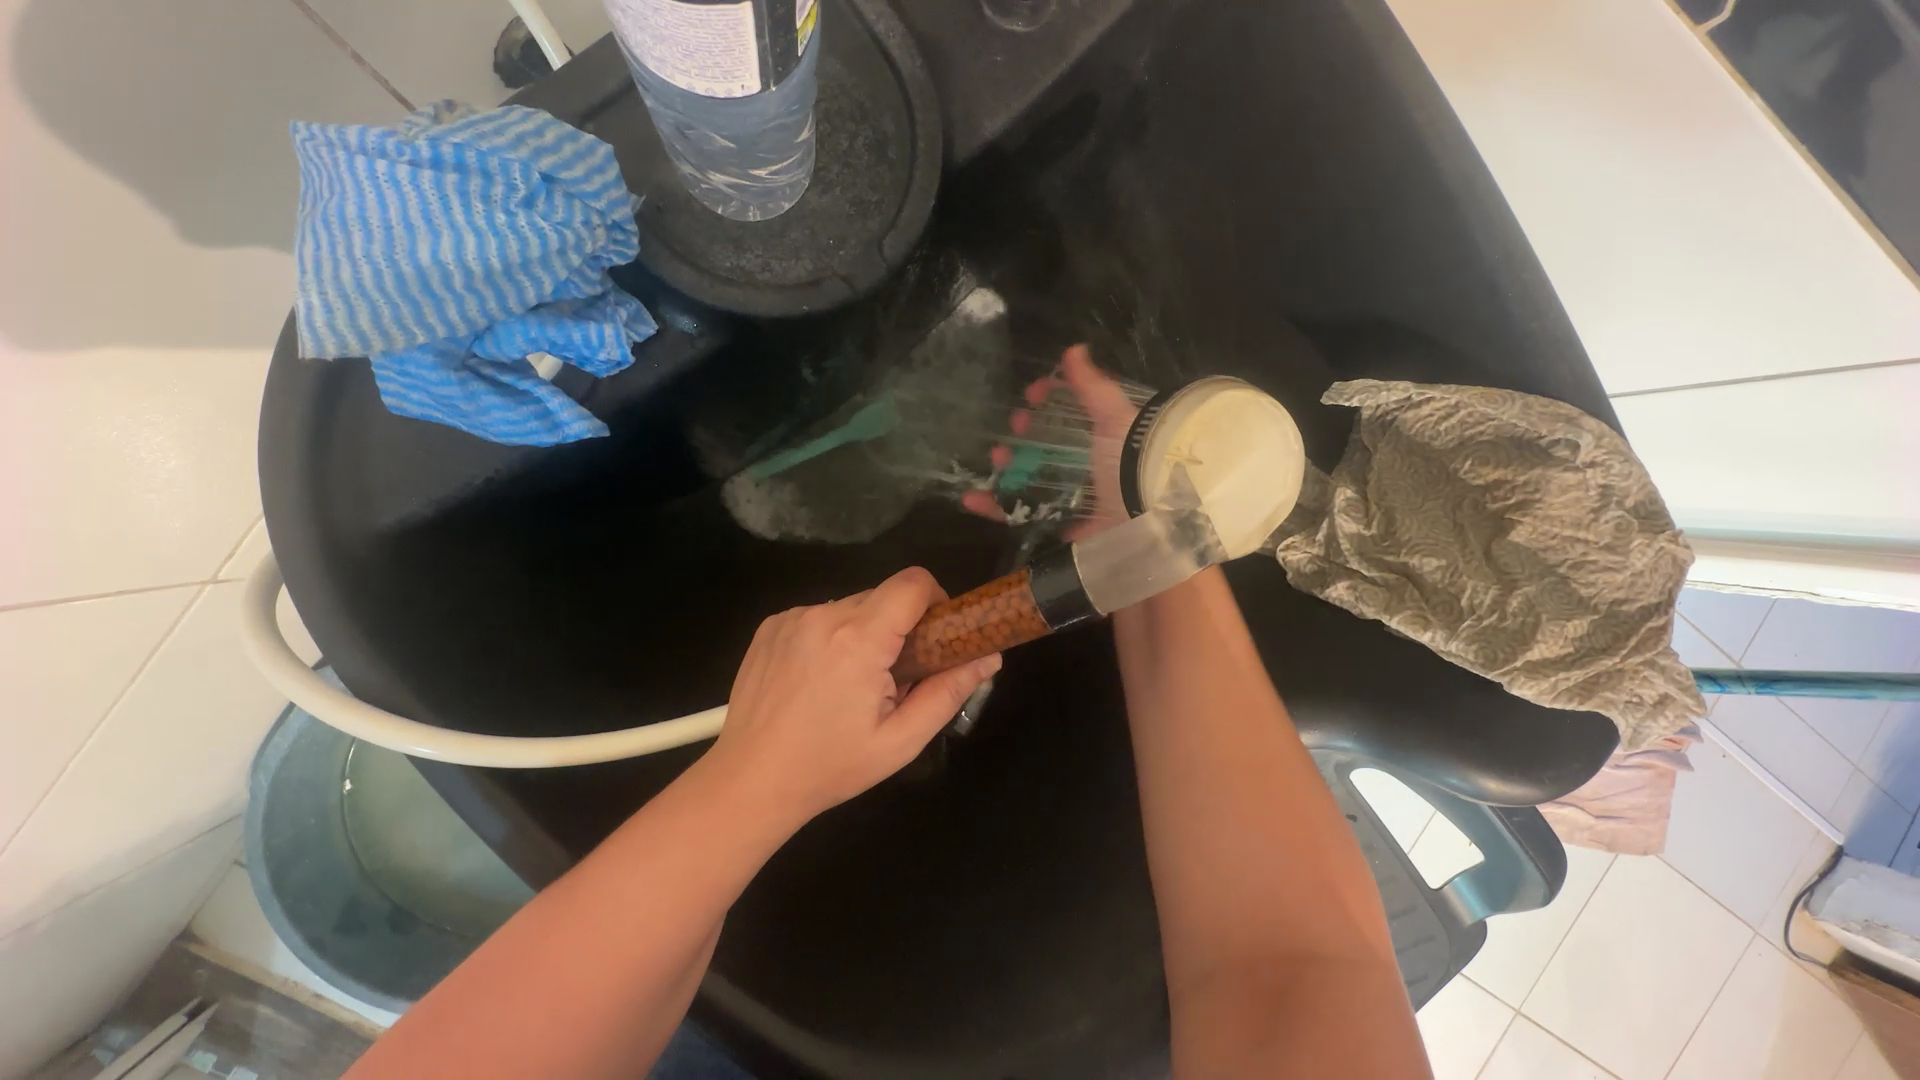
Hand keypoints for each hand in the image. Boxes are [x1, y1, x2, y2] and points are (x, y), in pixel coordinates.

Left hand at [704, 567, 1001, 824]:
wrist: (750, 781)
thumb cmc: (831, 766)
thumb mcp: (901, 741)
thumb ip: (948, 692)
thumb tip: (989, 658)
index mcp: (859, 639)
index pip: (913, 583)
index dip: (936, 600)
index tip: (937, 637)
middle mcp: (823, 615)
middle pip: (883, 595)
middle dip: (900, 626)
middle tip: (896, 677)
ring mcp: (791, 617)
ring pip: (851, 605)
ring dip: (864, 633)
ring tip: (851, 685)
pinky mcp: (770, 626)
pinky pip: (819, 616)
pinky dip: (832, 637)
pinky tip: (820, 680)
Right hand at [962, 344, 1140, 538]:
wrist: (1148, 512)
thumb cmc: (1132, 457)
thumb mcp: (1114, 416)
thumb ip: (1093, 386)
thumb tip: (1074, 349)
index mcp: (1104, 440)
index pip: (1071, 416)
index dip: (1050, 401)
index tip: (1033, 394)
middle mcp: (1089, 469)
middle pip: (1049, 449)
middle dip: (1024, 435)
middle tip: (1014, 426)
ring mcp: (1073, 499)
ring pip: (1031, 481)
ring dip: (1007, 468)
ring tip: (996, 458)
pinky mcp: (1060, 527)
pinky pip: (1023, 517)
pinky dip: (994, 509)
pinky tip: (970, 498)